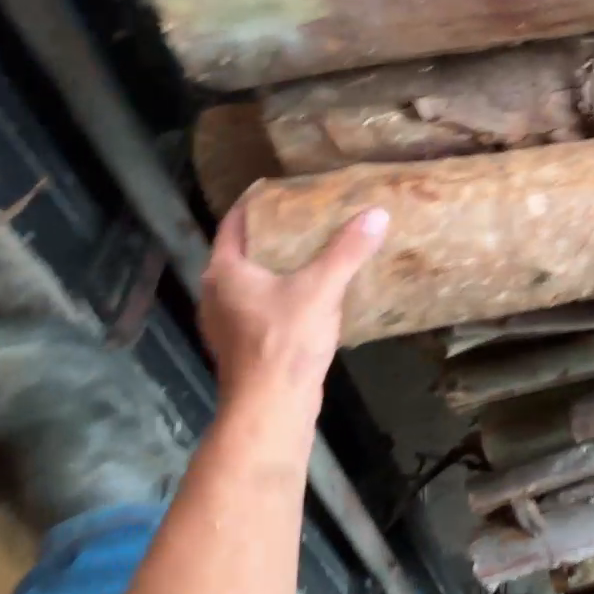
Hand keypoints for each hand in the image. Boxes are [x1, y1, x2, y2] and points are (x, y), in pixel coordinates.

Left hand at [198, 198, 388, 411]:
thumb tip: (376, 213)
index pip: (234, 224)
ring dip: (278, 265)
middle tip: (307, 216)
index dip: (256, 203)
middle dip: (272, 234)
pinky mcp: (245, 344)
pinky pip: (262, 304)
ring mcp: (227, 322)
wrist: (271, 406)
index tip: (279, 187)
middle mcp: (217, 293)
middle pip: (243, 251)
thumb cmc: (285, 340)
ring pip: (252, 280)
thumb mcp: (322, 287)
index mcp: (224, 272)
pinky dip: (282, 292)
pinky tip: (311, 294)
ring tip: (313, 251)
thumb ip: (347, 250)